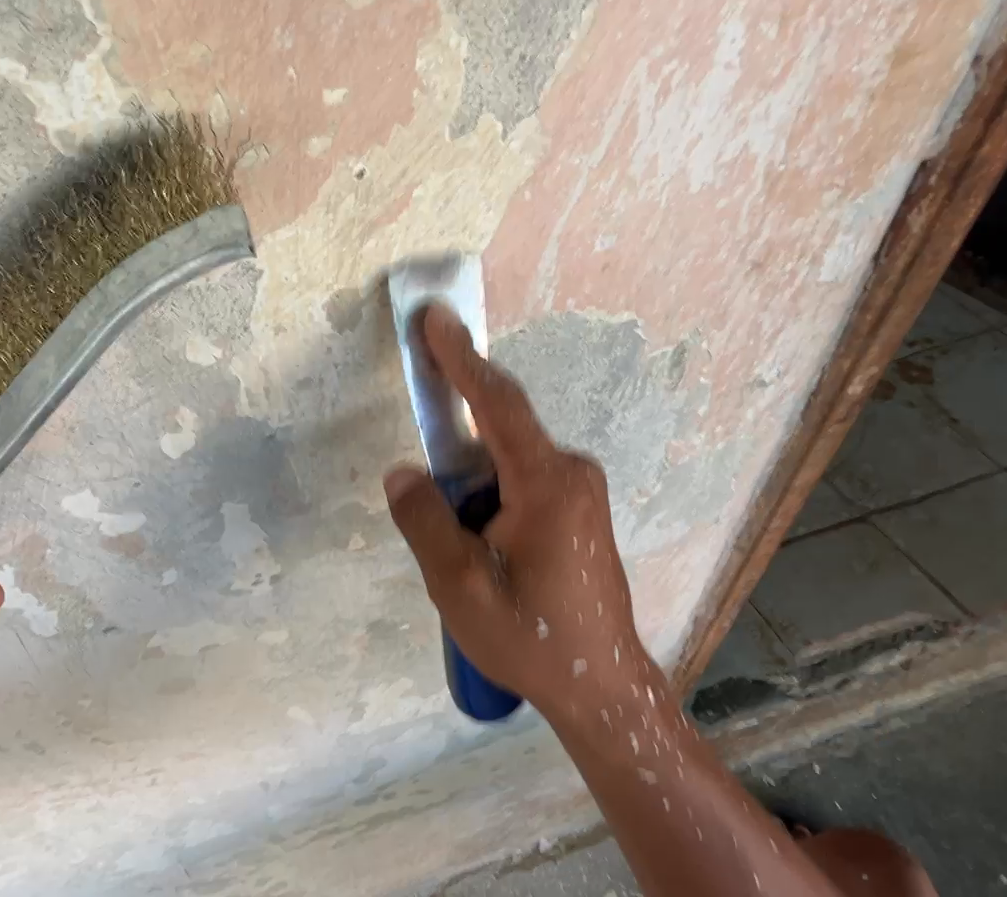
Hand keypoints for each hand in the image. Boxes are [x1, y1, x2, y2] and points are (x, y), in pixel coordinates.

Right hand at [383, 306, 636, 715]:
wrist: (602, 688)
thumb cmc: (534, 639)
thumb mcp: (460, 588)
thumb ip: (425, 521)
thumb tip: (403, 472)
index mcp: (548, 485)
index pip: (498, 405)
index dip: (461, 359)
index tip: (434, 319)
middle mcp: (571, 475)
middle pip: (498, 434)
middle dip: (454, 455)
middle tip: (439, 514)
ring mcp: (579, 492)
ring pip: (504, 463)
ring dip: (469, 490)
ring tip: (467, 562)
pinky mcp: (576, 510)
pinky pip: (519, 481)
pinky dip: (486, 498)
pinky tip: (483, 554)